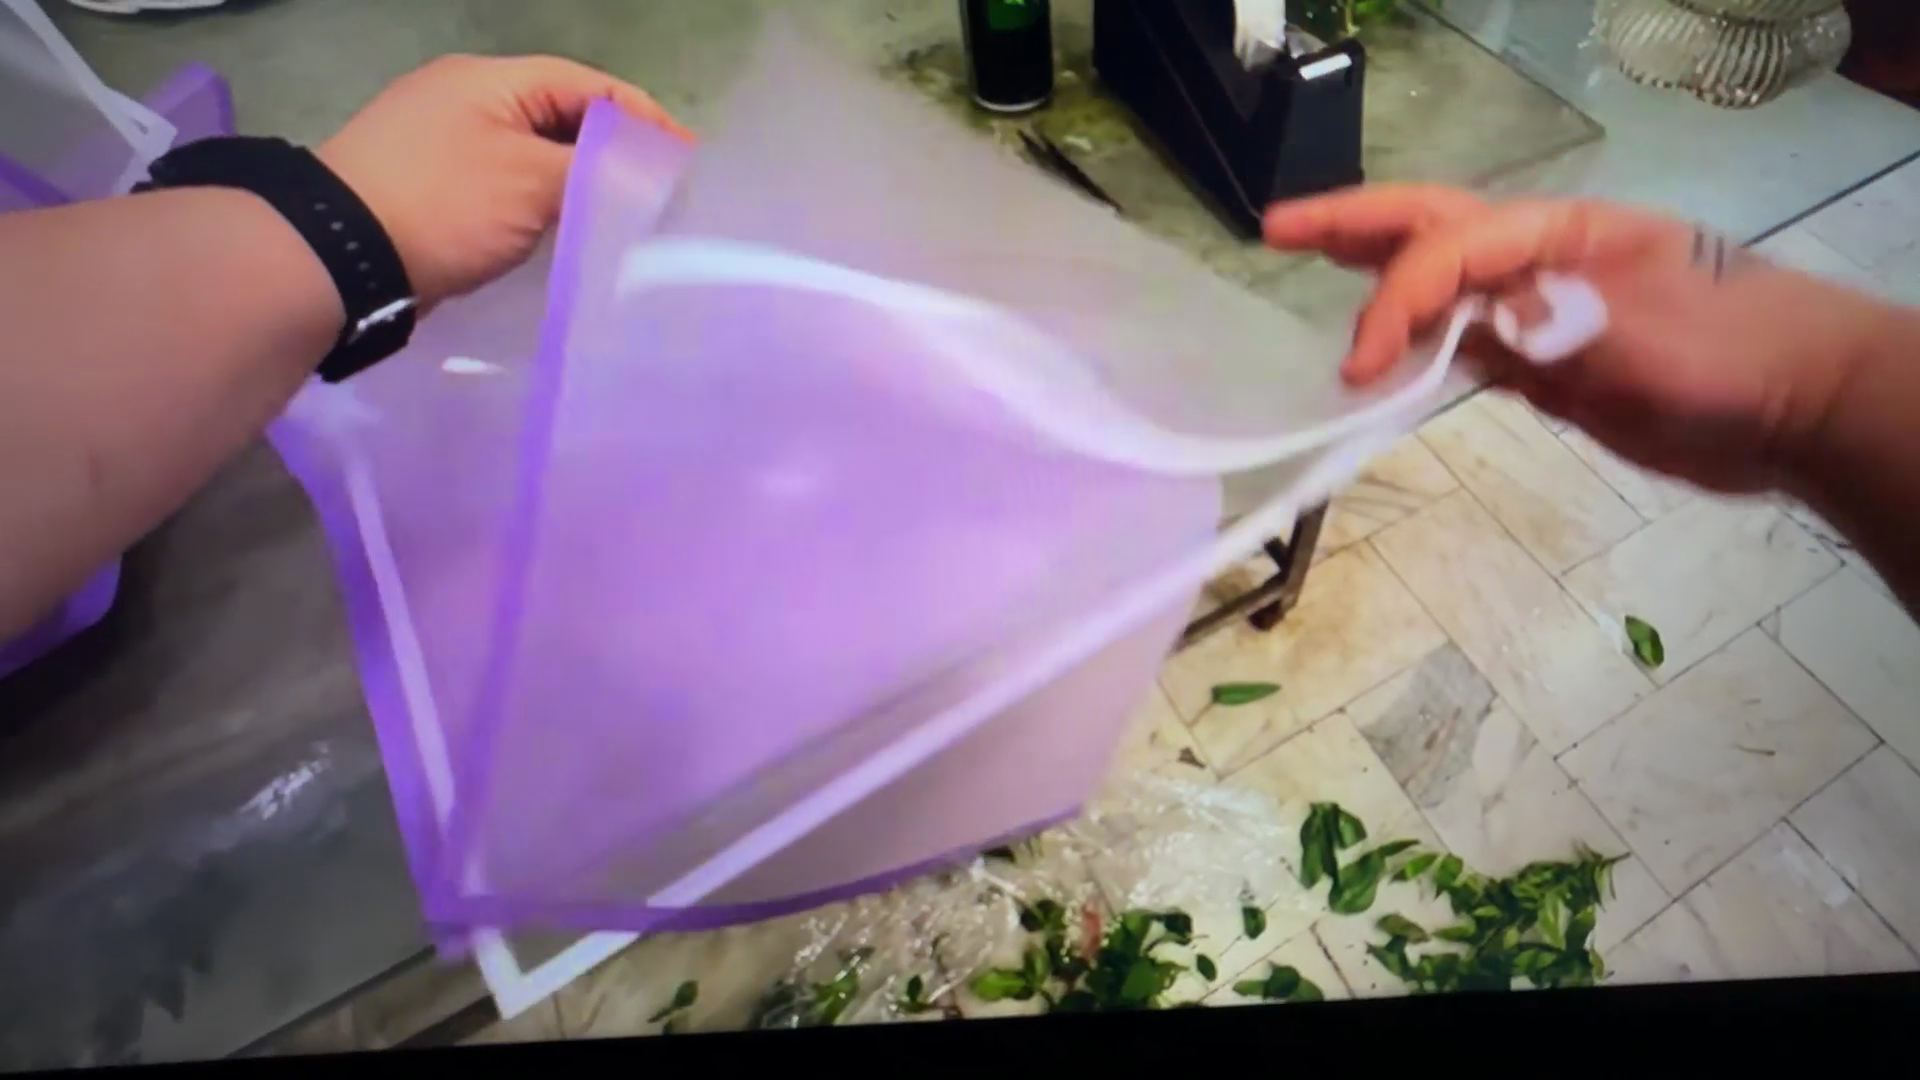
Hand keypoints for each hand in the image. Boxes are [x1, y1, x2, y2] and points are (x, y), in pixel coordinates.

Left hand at [316, 54, 690, 309]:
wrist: (350, 253)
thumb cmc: (445, 202)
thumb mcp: (530, 178)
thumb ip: (598, 172)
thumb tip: (650, 177)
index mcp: (494, 83)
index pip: (588, 85)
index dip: (644, 116)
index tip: (689, 155)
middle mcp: (480, 104)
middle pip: (572, 118)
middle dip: (625, 151)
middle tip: (672, 189)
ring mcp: (467, 148)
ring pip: (552, 156)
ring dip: (597, 180)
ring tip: (643, 212)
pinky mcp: (462, 191)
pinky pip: (530, 186)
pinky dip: (566, 203)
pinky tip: (592, 228)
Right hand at [1262, 185, 1891, 495]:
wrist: (1792, 411)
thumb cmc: (1735, 360)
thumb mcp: (1645, 335)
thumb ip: (1549, 319)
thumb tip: (1465, 325)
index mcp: (1562, 233)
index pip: (1448, 253)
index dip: (1393, 304)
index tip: (1358, 372)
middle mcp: (1533, 257)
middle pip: (1424, 226)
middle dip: (1347, 224)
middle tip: (1276, 230)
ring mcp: (1526, 303)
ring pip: (1428, 273)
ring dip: (1365, 263)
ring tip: (1307, 256)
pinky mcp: (1524, 352)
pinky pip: (1445, 335)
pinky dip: (1400, 335)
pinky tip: (1372, 345)